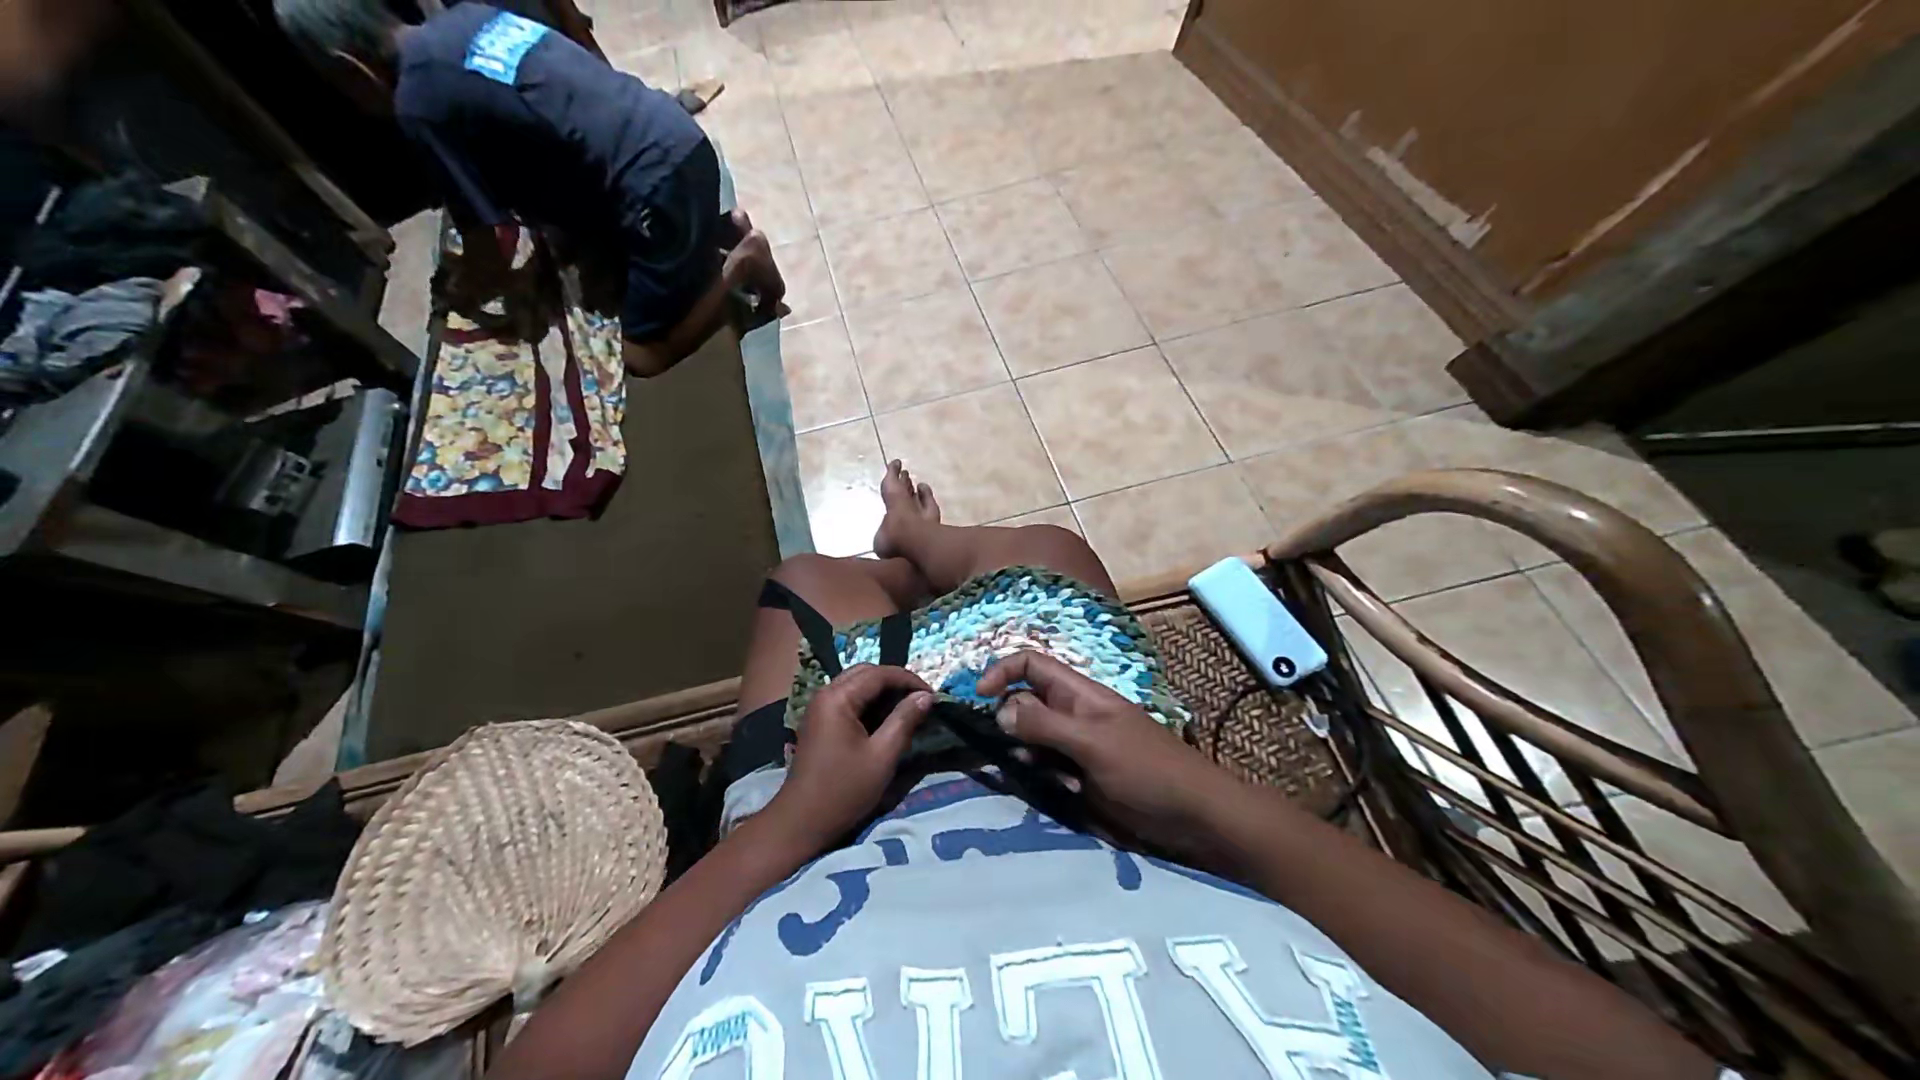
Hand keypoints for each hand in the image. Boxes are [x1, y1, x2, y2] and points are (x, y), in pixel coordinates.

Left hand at [762, 665, 932, 853]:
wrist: (801, 822)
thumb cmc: (844, 790)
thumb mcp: (882, 755)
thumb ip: (905, 720)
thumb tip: (926, 696)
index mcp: (838, 698)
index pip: (879, 673)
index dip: (909, 680)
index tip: (933, 696)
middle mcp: (825, 694)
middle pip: (866, 673)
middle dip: (896, 682)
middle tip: (921, 700)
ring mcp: (820, 707)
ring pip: (857, 685)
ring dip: (883, 692)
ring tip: (909, 709)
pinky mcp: (820, 721)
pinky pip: (849, 699)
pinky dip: (870, 704)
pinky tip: (887, 721)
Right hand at [977, 651, 1236, 855]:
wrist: (1194, 815)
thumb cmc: (1147, 770)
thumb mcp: (1092, 743)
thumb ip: (1045, 724)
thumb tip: (999, 708)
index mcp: (1079, 693)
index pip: (1031, 664)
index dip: (1002, 672)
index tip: (979, 698)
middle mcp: (1073, 713)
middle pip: (1025, 702)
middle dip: (1011, 723)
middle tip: (1016, 751)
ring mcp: (1077, 744)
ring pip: (1032, 738)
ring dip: (1028, 755)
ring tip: (1045, 774)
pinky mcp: (1082, 774)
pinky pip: (1048, 767)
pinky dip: (1046, 776)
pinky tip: (1068, 790)